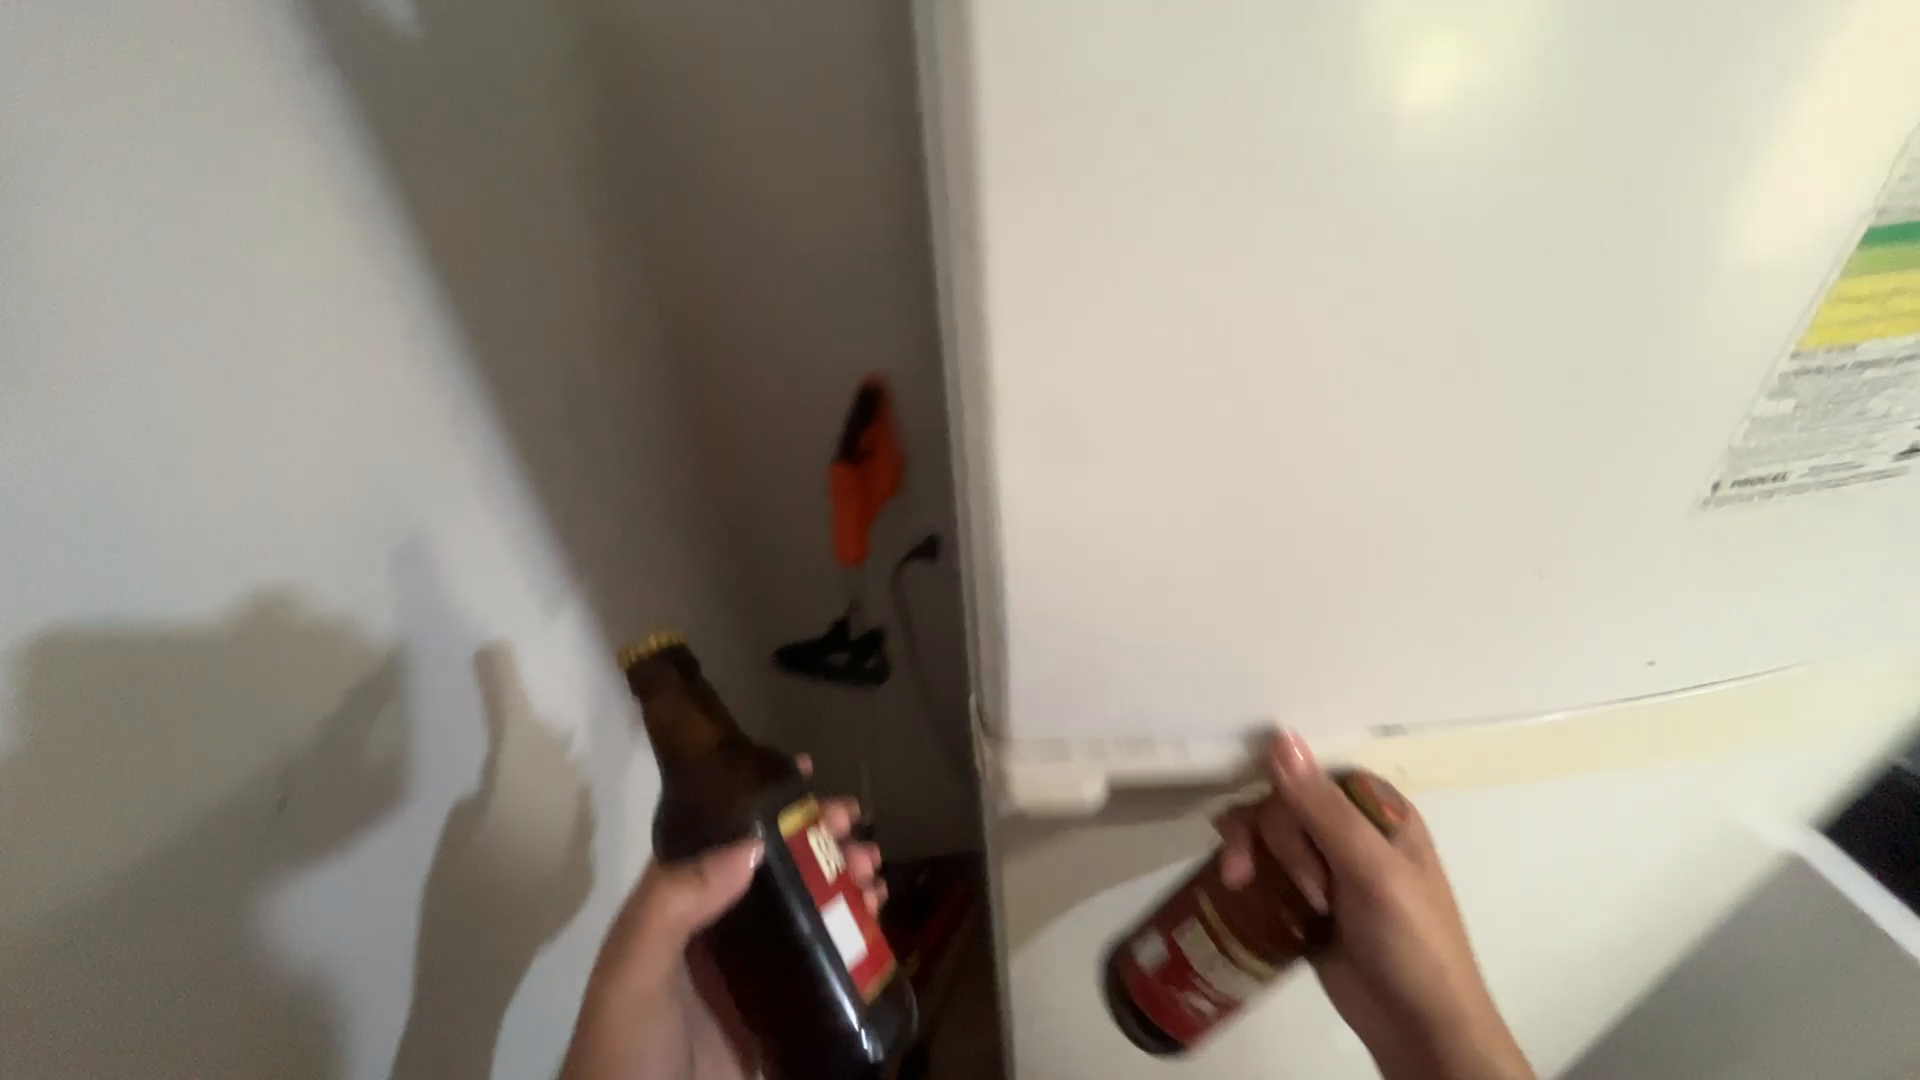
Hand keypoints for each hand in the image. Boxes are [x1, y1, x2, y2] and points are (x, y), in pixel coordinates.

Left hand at [561, 758, 884, 1079]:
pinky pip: (830, 953)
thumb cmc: (627, 1047)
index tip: (807, 771)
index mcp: (683, 907)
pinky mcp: (788, 1004)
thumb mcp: (633, 970)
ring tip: (872, 868)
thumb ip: (675, 903)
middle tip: (854, 822)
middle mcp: (723, 927)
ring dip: (845, 875)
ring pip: (811, 902)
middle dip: (820, 836)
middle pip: (781, 865)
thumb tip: (751, 844)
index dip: (767, 801)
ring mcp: (759, 967)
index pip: (729, 836)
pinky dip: (856, 926)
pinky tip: (877, 912)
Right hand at [1216, 733, 1532, 1079]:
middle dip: (1275, 840)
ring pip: (1263, 828)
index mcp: (1378, 811)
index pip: (1312, 772)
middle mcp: (1348, 828)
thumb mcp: (1371, 871)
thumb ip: (1321, 807)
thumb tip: (1279, 736)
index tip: (1283, 831)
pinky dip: (1244, 867)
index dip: (1289, 794)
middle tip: (1303, 888)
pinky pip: (1259, 861)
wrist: (1417, 1032)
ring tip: (1238, 881)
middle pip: (1281, 802)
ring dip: (1248, 850)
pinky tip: (1233, 882)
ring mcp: (1323, 862)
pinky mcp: (1300, 894)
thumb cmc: (1411, 944)